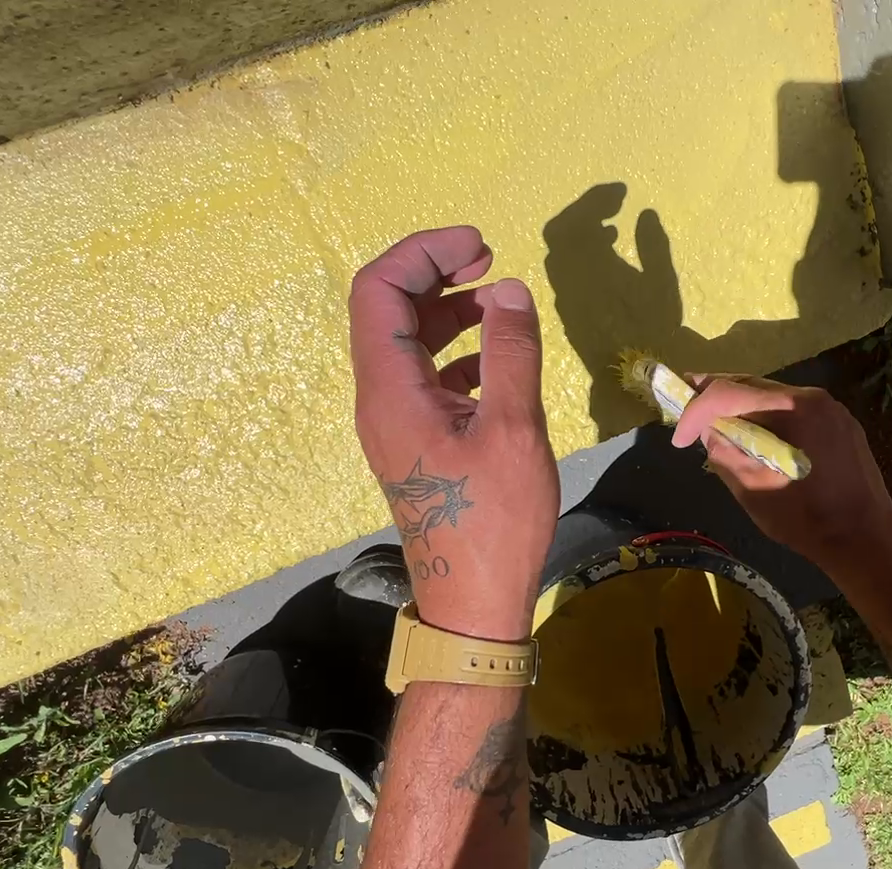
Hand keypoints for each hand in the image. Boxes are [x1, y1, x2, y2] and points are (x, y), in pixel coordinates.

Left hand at [349, 227, 559, 641]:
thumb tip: (509, 290)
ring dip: (447, 314)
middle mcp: (381, 401)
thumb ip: (510, 353)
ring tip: (499, 305)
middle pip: (387, 312)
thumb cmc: (494, 520)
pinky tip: (494, 362)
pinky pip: (425, 380)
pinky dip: (455, 355)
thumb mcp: (513, 430)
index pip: (379, 291)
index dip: (423, 253)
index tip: (479, 245)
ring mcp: (396, 425)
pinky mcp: (417, 445)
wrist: (473, 600)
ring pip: (407, 347)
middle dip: (435, 275)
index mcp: (390, 391)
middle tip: (489, 263)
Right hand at [671, 376, 891, 575]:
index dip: (696, 409)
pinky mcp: (840, 426)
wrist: (865, 538)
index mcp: (793, 408)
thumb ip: (725, 454)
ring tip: (714, 420)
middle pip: (753, 386)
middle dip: (715, 395)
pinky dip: (768, 419)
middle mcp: (814, 397)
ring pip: (773, 398)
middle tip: (684, 398)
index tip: (677, 437)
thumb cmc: (807, 519)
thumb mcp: (753, 490)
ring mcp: (831, 410)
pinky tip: (756, 436)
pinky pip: (794, 413)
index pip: (731, 392)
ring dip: (741, 407)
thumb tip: (710, 432)